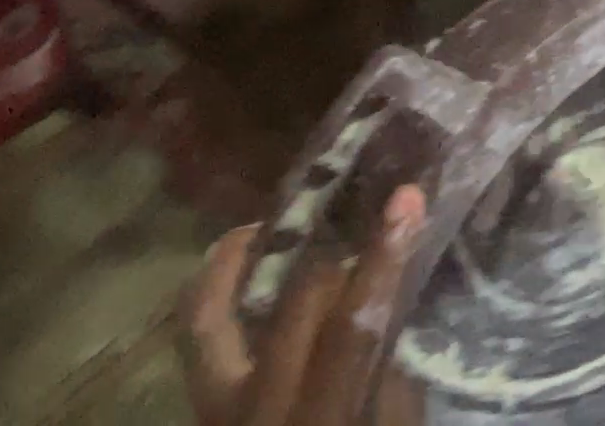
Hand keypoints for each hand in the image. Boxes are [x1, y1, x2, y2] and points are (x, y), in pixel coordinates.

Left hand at [180, 185, 427, 425]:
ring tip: (261, 228)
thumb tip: (397, 316)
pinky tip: (239, 268)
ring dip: (232, 265)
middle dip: (332, 260)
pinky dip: (214, 294)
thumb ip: (396, 394)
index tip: (406, 201)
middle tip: (358, 223)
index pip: (352, 330)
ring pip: (205, 320)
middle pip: (291, 312)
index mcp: (317, 423)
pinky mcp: (202, 413)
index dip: (381, 259)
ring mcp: (216, 415)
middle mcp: (258, 416)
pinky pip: (198, 338)